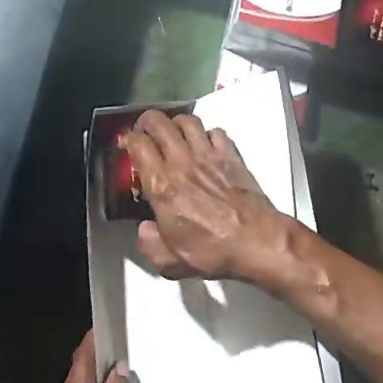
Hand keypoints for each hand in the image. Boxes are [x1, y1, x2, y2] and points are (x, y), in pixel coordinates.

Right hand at [125, 110, 296, 286]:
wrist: (256, 241)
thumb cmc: (213, 251)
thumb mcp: (170, 262)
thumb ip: (149, 244)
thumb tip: (144, 229)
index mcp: (162, 185)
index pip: (139, 145)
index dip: (128, 138)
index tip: (126, 144)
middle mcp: (183, 163)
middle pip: (160, 122)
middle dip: (147, 121)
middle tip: (145, 131)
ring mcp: (209, 156)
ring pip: (188, 121)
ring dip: (176, 122)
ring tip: (173, 133)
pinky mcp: (232, 156)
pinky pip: (216, 132)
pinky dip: (207, 134)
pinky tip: (205, 145)